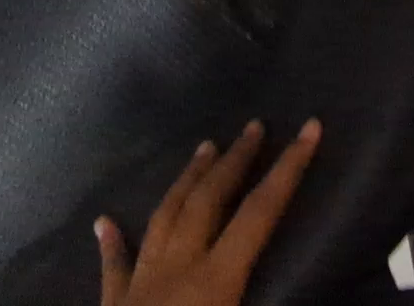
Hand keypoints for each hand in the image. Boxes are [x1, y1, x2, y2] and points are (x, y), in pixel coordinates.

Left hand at [95, 119, 321, 305]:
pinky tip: (103, 220)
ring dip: (187, 179)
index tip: (309, 129)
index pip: (259, 214)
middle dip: (236, 160)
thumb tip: (304, 293)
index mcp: (213, 285)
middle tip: (254, 125)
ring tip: (204, 146)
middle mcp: (175, 272)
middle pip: (209, 200)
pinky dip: (111, 242)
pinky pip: (113, 268)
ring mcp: (139, 287)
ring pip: (165, 215)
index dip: (288, 169)